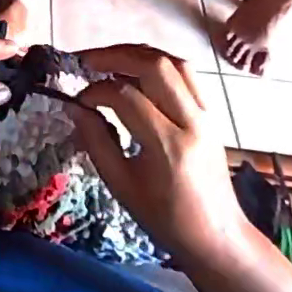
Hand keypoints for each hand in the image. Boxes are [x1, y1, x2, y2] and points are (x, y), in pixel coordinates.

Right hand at [65, 45, 253, 266]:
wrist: (216, 236)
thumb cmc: (165, 218)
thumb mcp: (122, 186)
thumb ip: (96, 142)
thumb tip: (75, 107)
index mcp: (168, 145)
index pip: (126, 97)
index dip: (96, 92)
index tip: (78, 100)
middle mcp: (192, 121)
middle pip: (155, 66)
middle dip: (116, 56)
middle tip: (87, 61)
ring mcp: (206, 114)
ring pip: (174, 63)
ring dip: (139, 55)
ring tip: (110, 61)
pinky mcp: (211, 113)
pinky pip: (186, 74)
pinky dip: (159, 64)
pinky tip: (138, 72)